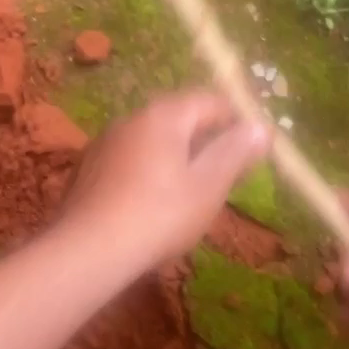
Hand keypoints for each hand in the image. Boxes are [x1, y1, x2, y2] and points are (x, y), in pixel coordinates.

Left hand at [59, 89, 269, 269]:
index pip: (208, 101)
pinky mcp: (88, 167)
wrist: (89, 248)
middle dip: (205, 136)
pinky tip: (153, 199)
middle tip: (227, 168)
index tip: (254, 145)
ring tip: (193, 186)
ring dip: (175, 153)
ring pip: (151, 138)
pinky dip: (149, 168)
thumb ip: (234, 152)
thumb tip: (260, 126)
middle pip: (177, 116)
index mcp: (163, 115)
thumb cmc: (159, 215)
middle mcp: (130, 118)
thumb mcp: (208, 186)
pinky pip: (129, 157)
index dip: (236, 118)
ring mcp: (105, 142)